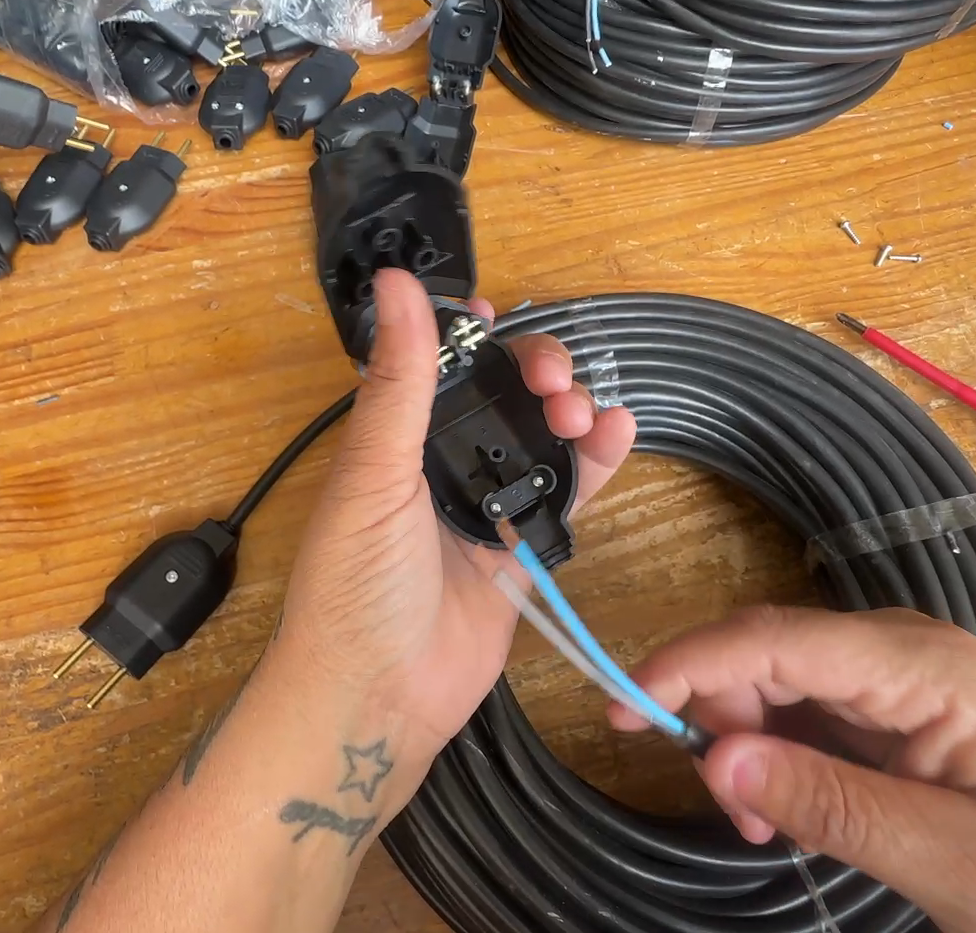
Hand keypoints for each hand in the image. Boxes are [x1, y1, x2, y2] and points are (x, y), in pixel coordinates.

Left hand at [273, 269, 634, 760]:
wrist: (381, 692)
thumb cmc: (356, 580)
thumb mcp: (374, 472)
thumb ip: (398, 381)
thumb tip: (394, 283)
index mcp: (395, 435)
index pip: (438, 364)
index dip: (469, 334)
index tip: (495, 312)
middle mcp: (441, 462)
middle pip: (501, 395)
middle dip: (534, 373)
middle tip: (553, 383)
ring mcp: (487, 503)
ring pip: (540, 436)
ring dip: (570, 410)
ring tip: (584, 412)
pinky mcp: (524, 544)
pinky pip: (566, 491)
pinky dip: (596, 462)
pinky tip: (618, 433)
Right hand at [610, 606, 975, 932]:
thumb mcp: (964, 867)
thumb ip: (832, 804)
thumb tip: (715, 758)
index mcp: (923, 665)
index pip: (775, 639)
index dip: (690, 663)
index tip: (623, 704)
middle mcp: (897, 652)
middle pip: (764, 653)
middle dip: (720, 715)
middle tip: (727, 808)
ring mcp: (891, 680)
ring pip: (771, 682)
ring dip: (743, 742)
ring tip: (761, 823)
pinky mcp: (887, 713)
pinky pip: (798, 714)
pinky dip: (770, 756)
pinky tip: (783, 807)